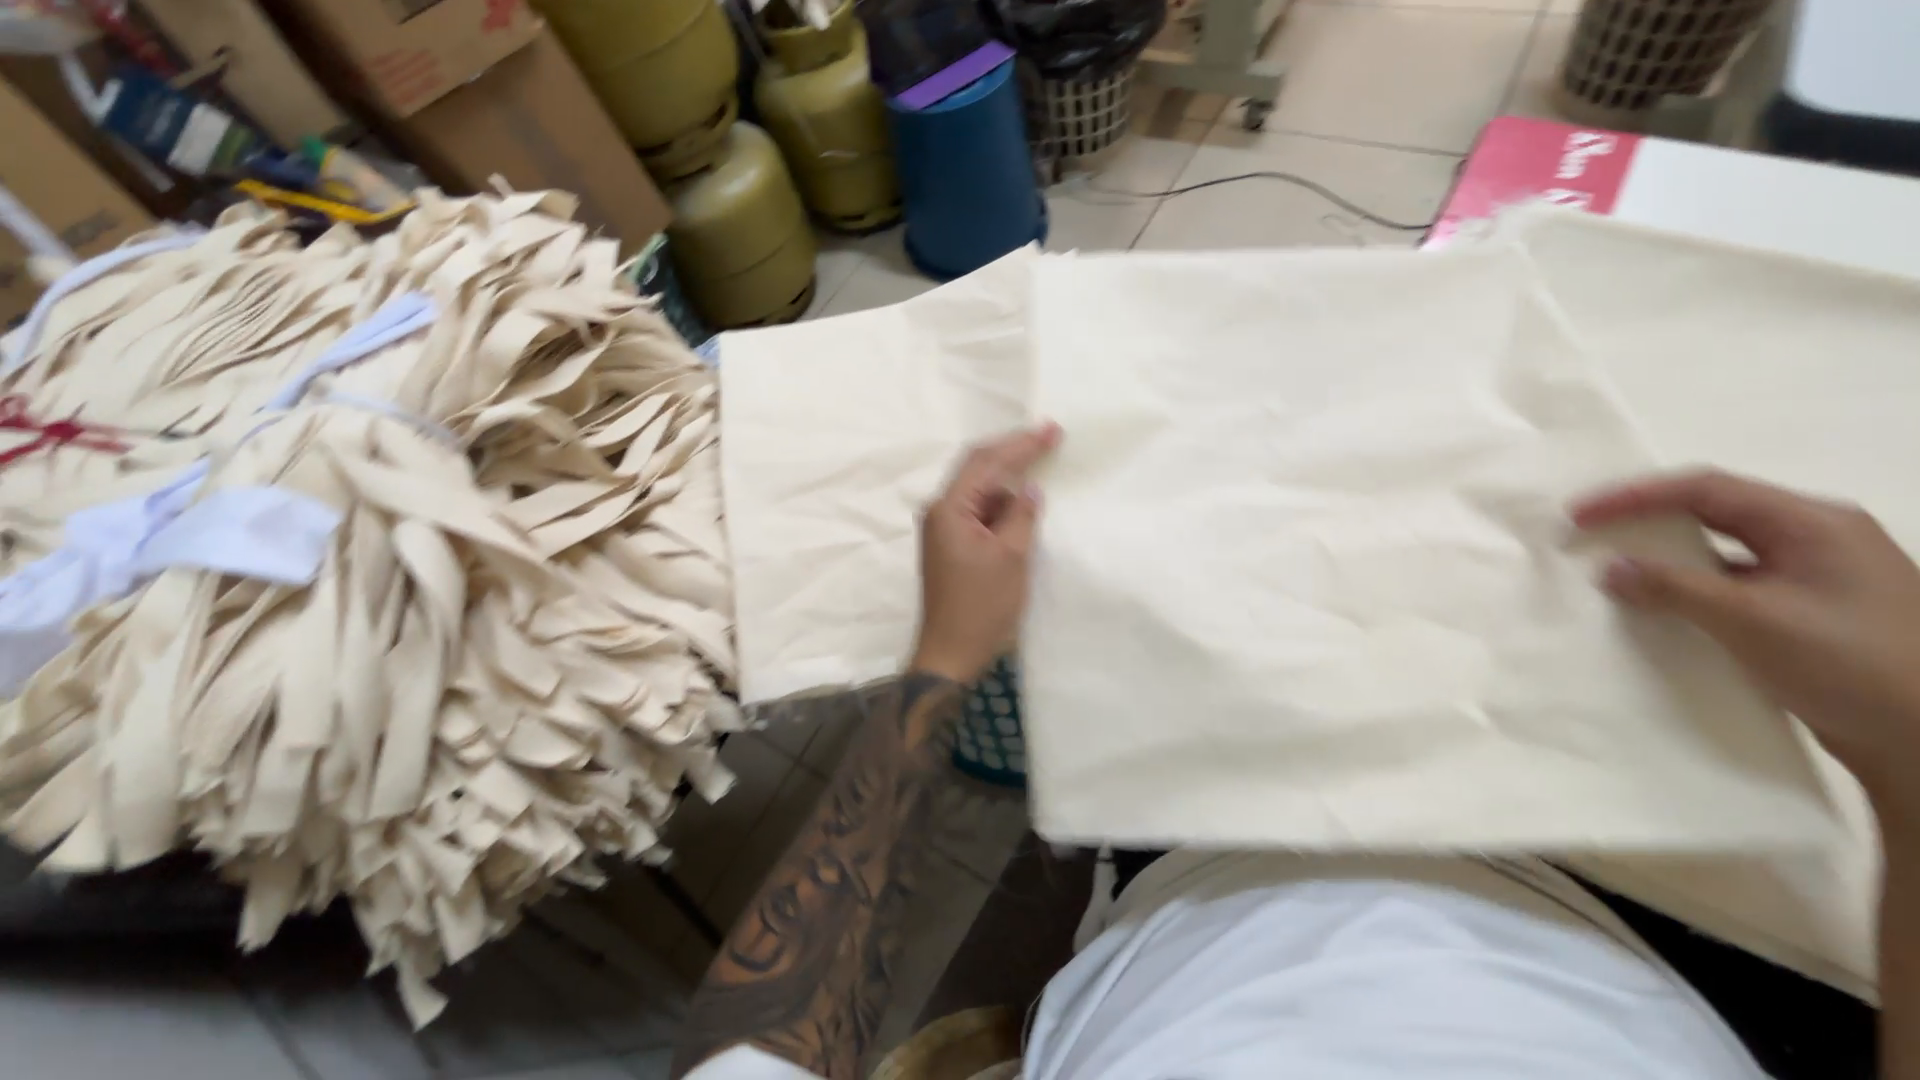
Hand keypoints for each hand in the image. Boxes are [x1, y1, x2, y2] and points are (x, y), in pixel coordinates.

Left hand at [910, 423, 1061, 684]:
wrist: (950, 653)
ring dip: (1008, 477)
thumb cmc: (981, 607)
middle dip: (1013, 451)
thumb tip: (1030, 489)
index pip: (986, 462)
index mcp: (949, 508)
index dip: (1020, 444)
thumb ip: (1022, 516)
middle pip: (977, 467)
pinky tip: (1024, 501)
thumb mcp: (1011, 557)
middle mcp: (940, 511)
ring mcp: (944, 528)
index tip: (1052, 430)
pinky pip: (980, 511)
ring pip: (979, 489)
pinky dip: (1002, 503)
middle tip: (1050, 436)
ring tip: (1042, 461)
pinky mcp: (952, 545)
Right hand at [1572, 469, 1919, 813]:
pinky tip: (1659, 604)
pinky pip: (1732, 580)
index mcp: (1812, 522)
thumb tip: (1609, 568)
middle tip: (1589, 535)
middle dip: (1646, 520)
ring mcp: (1814, 574)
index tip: (1578, 516)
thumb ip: (1673, 588)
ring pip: (1721, 547)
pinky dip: (1688, 586)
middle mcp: (1816, 536)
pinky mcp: (1806, 609)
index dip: (1633, 497)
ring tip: (1614, 568)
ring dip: (1665, 555)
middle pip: (1712, 510)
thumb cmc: (1849, 663)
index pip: (1704, 489)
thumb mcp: (1751, 620)